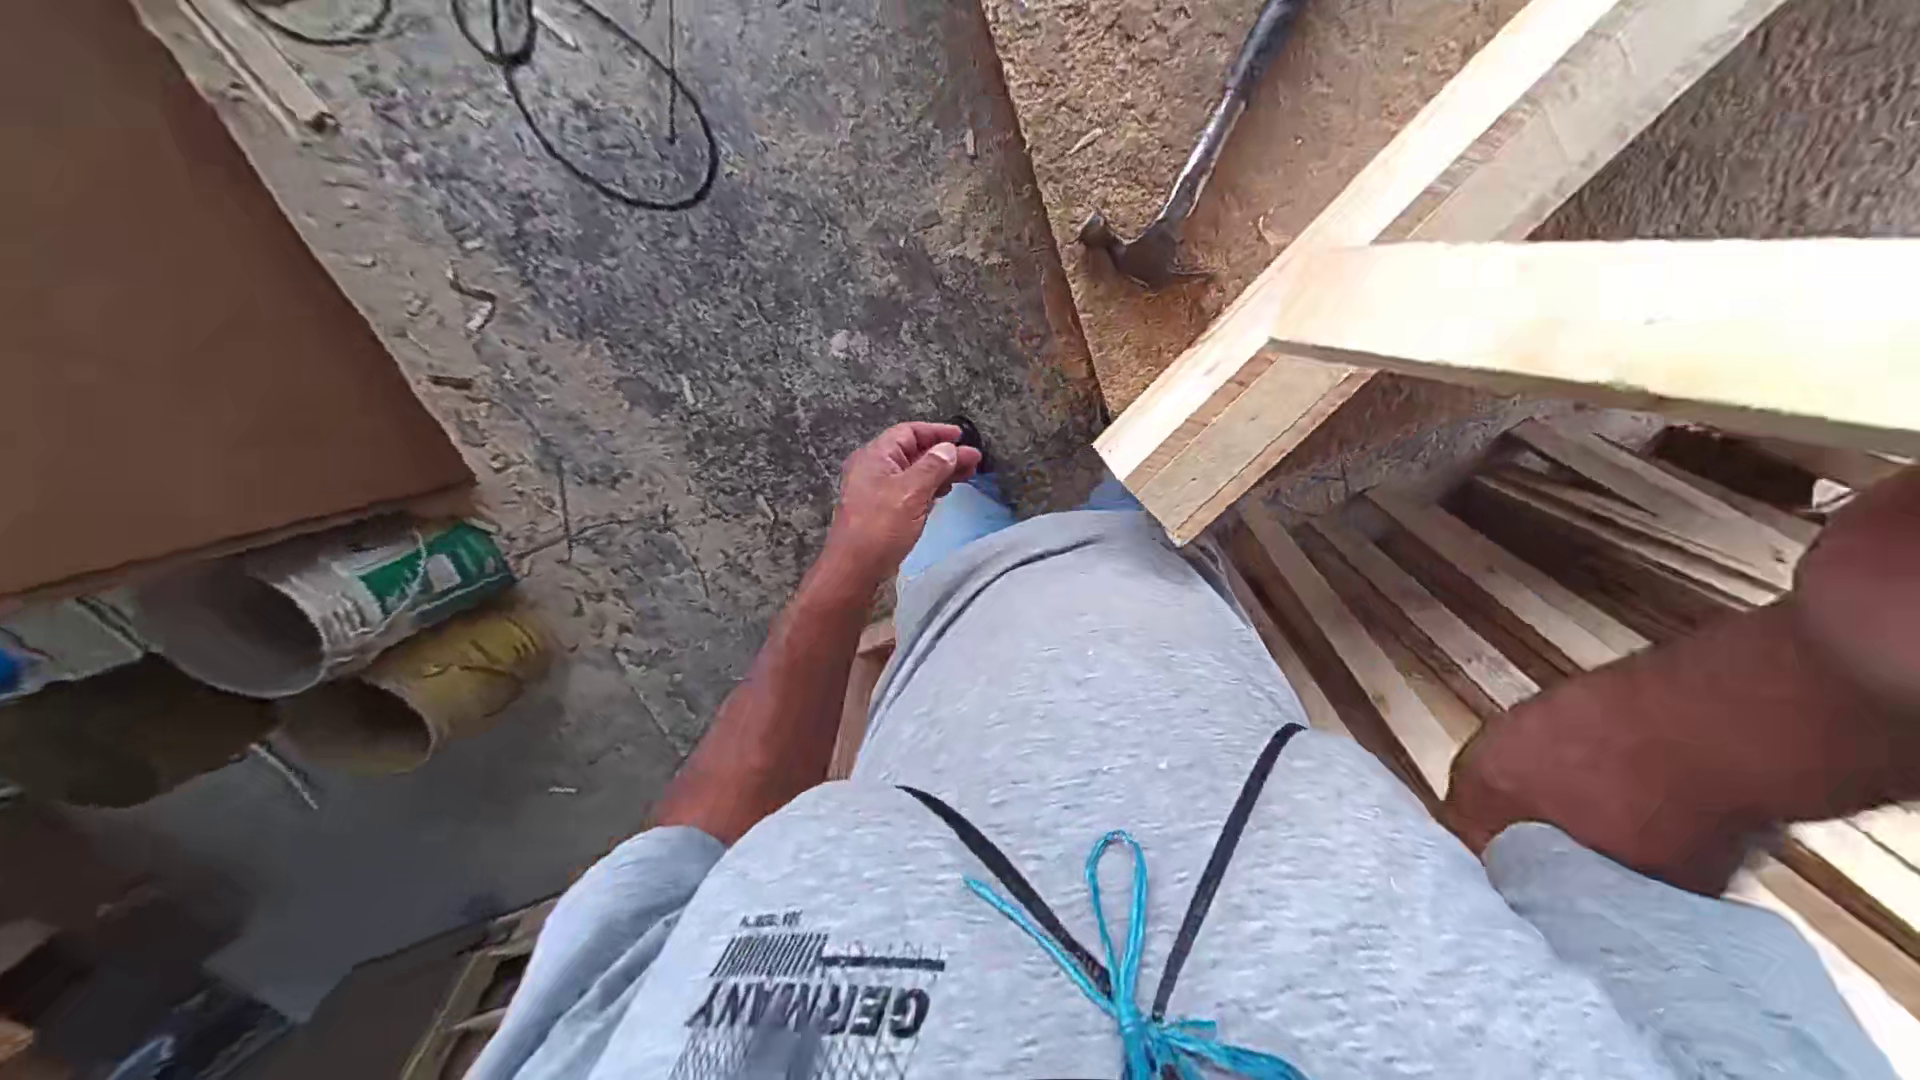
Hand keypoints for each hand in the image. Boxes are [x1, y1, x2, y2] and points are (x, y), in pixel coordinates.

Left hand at [825, 422, 982, 578]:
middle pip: (913, 452)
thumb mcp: (911, 492)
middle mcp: (873, 468)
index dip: (937, 432)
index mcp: (875, 456)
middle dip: (944, 454)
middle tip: (973, 460)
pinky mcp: (882, 510)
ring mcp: (876, 490)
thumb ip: (933, 466)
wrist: (854, 569)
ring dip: (939, 472)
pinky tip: (943, 493)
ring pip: (913, 472)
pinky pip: (909, 490)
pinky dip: (928, 488)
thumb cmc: (879, 528)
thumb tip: (949, 449)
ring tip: (966, 474)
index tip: (962, 437)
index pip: (909, 432)